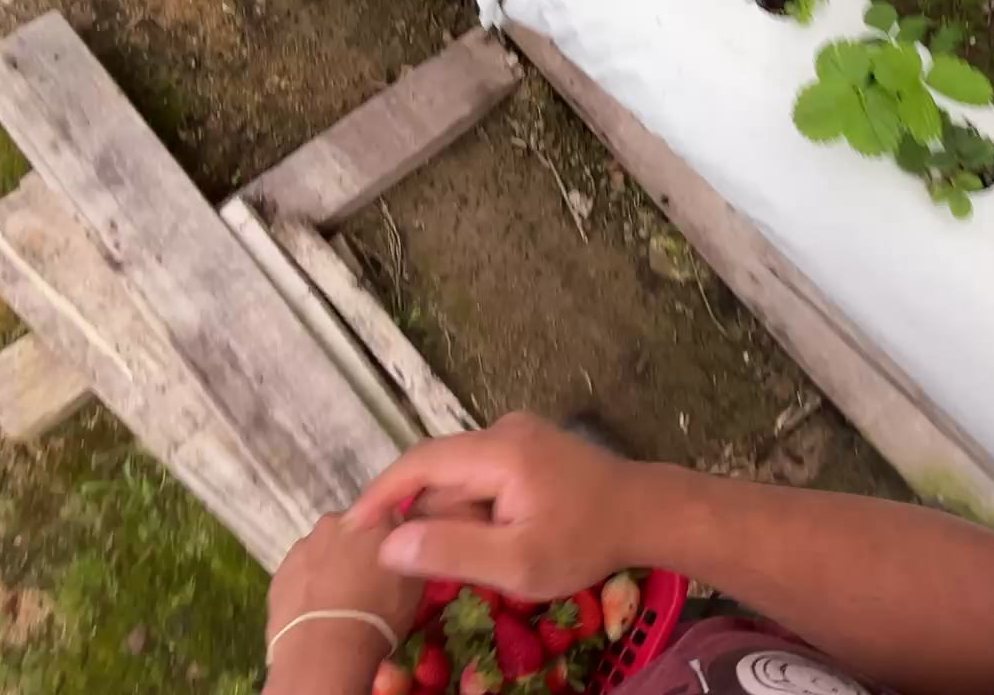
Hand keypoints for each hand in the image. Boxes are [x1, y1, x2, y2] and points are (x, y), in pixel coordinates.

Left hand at [267, 514, 423, 646]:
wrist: (325, 651)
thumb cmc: (380, 613)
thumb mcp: (414, 579)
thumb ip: (408, 549)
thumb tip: (404, 542)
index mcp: (379, 516)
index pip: (388, 511)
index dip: (389, 533)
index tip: (391, 553)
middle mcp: (341, 519)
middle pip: (353, 524)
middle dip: (357, 543)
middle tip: (364, 574)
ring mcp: (307, 543)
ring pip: (324, 546)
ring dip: (331, 560)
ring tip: (336, 593)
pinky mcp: (281, 569)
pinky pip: (301, 568)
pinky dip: (308, 579)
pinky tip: (314, 604)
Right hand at [345, 412, 638, 598]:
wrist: (643, 511)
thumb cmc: (584, 540)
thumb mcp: (517, 562)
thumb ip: (452, 550)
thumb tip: (388, 543)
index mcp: (500, 451)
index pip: (421, 462)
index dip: (381, 494)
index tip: (350, 529)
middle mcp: (505, 430)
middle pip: (442, 471)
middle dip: (430, 517)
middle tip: (441, 561)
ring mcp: (520, 433)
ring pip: (462, 475)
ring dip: (457, 515)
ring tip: (486, 550)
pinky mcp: (530, 445)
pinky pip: (484, 473)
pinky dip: (476, 505)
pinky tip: (498, 534)